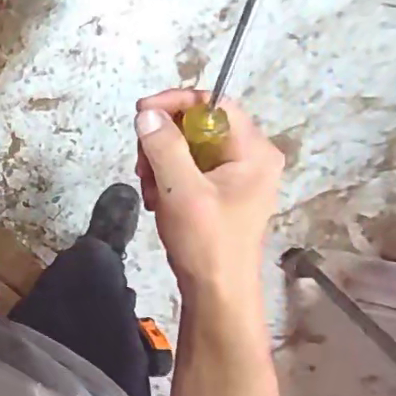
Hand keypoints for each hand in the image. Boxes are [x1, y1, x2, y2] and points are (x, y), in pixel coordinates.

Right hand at [134, 90, 283, 310]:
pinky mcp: (218, 191)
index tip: (141, 114)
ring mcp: (234, 175)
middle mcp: (249, 157)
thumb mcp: (181, 190)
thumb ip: (164, 147)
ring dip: (159, 160)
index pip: (214, 103)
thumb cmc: (206, 242)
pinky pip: (186, 166)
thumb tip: (146, 114)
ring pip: (186, 145)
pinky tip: (157, 199)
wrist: (216, 293)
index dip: (176, 102)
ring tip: (151, 189)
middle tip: (143, 163)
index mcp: (254, 152)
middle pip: (197, 123)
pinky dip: (165, 176)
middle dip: (162, 138)